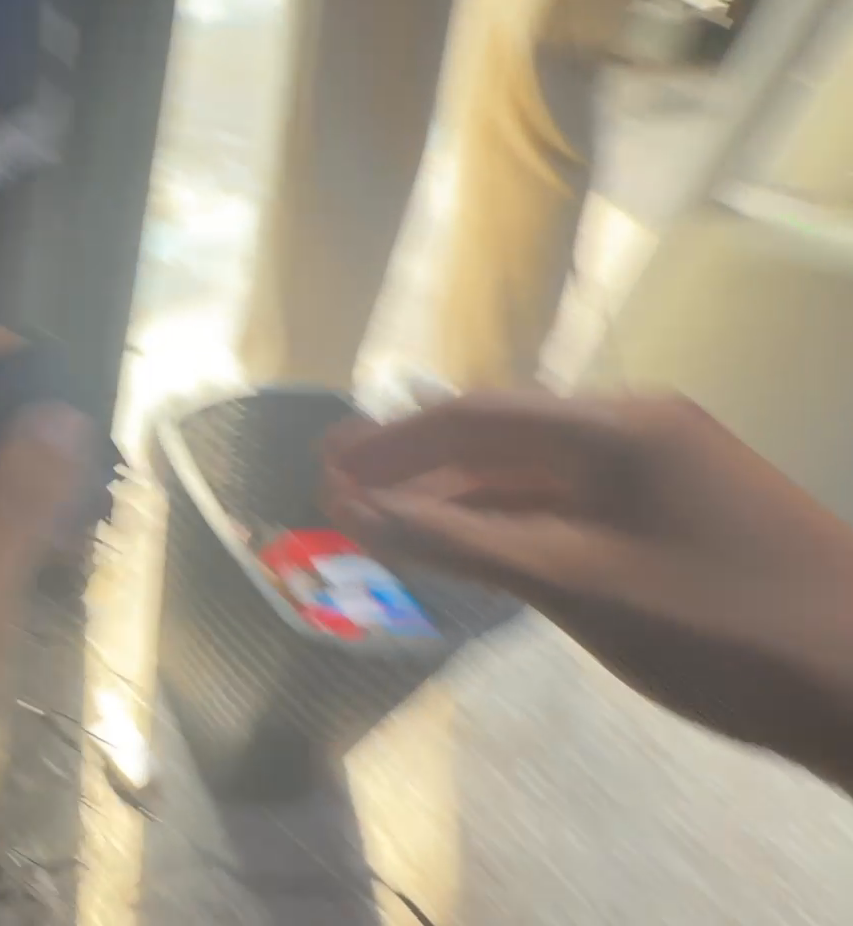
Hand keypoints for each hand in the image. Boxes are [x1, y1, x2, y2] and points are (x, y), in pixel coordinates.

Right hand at [324, 391, 852, 786]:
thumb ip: (446, 539)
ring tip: (378, 514)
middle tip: (338, 485)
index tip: (325, 467)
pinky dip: (493, 516)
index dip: (387, 442)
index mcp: (613, 426)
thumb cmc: (715, 626)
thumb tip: (344, 508)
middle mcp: (629, 430)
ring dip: (446, 492)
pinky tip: (453, 538)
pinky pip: (553, 500)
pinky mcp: (661, 511)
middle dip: (408, 462)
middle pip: (490, 435)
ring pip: (518, 470)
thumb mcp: (566, 581)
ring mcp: (650, 471)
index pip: (469, 415)